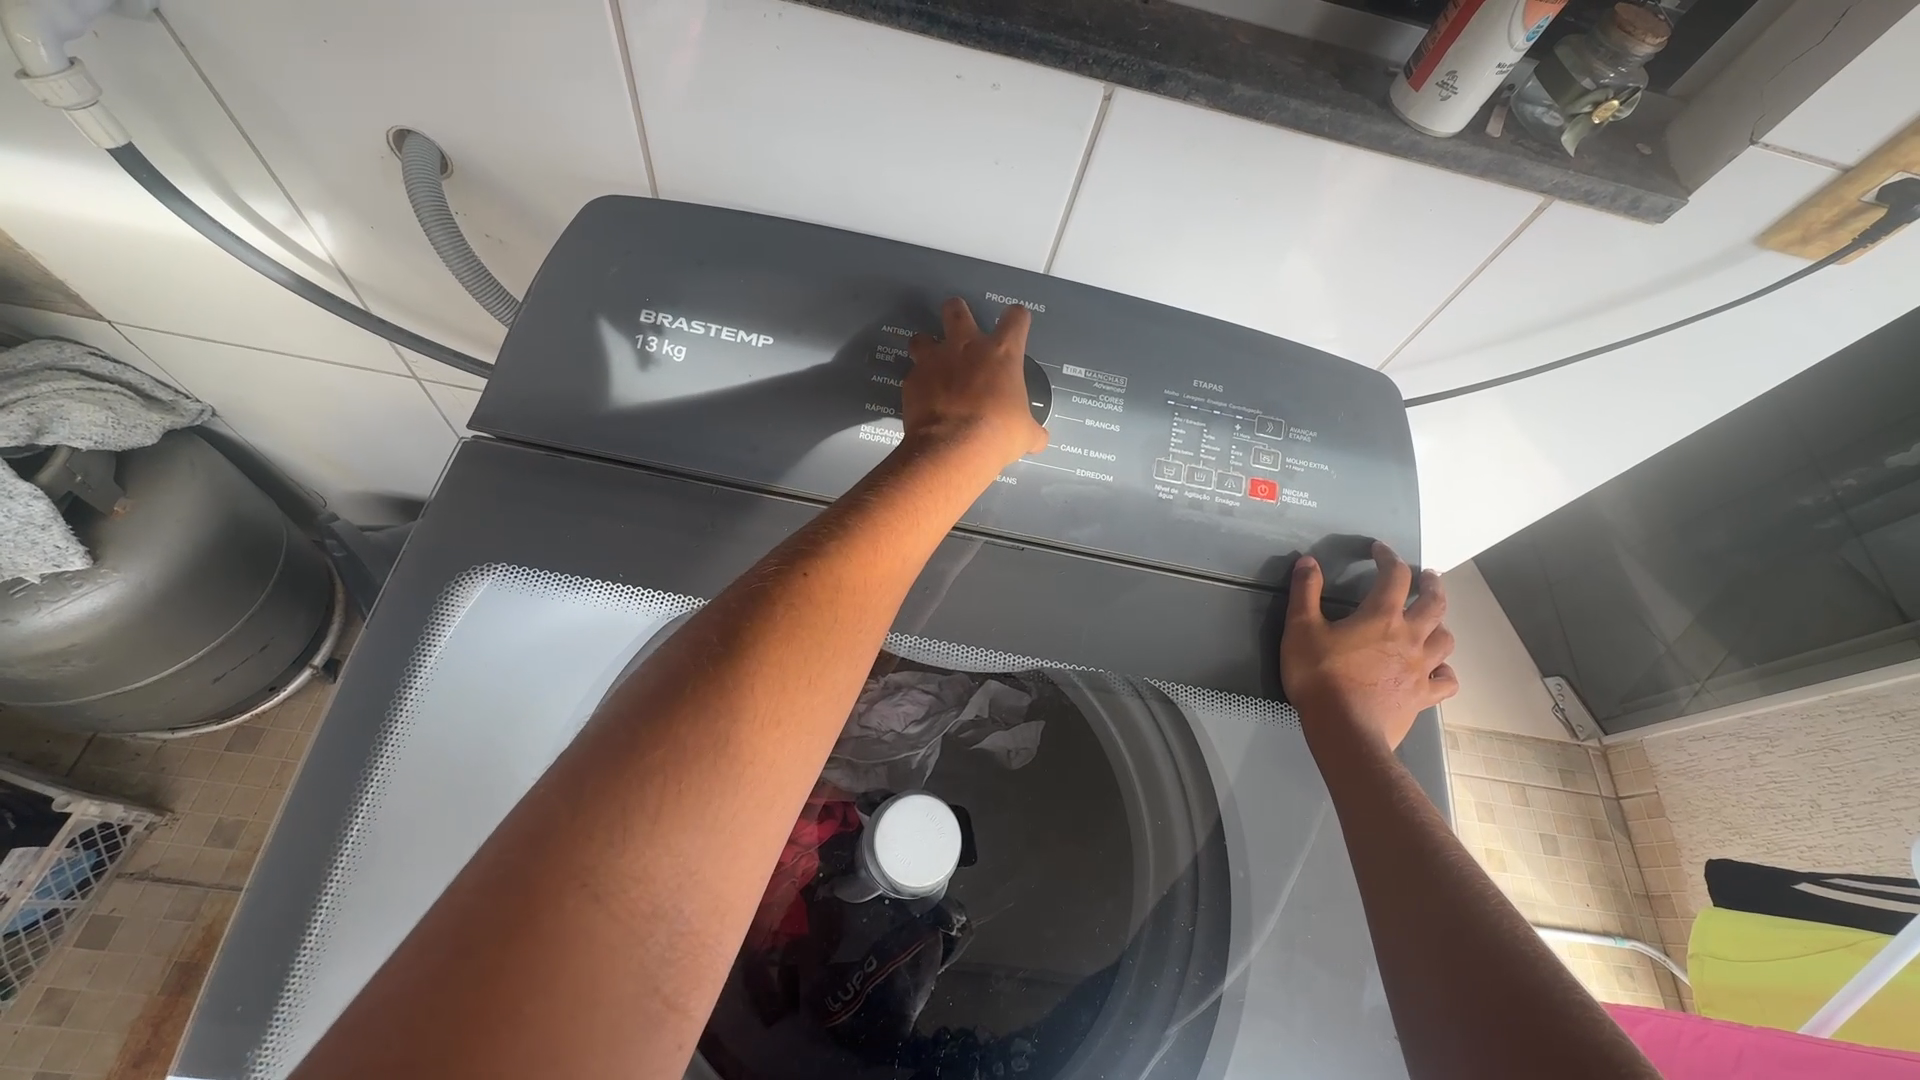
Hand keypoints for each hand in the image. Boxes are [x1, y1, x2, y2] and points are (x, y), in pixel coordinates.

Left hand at [903, 298, 1048, 469]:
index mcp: (1002, 353)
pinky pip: (913, 374)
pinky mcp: (912, 380)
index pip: (1015, 318)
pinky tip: (922, 397)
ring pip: (922, 336)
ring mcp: (934, 360)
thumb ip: (1031, 429)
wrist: (954, 448)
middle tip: (959, 325)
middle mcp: (966, 347)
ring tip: (931, 361)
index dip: (1016, 318)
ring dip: (926, 345)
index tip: (1016, 322)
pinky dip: (918, 383)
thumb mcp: (1025, 433)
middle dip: (957, 312)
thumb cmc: (998, 435)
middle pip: (956, 309)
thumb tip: (1037, 439)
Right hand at [1282, 542, 1457, 752]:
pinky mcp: (1424, 696)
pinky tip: (1436, 669)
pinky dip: (1445, 670)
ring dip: (1440, 624)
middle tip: (1428, 576)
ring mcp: (1421, 668)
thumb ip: (1305, 592)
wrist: (1343, 729)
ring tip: (1431, 621)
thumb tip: (1308, 561)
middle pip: (1435, 603)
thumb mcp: (1300, 629)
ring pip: (1445, 639)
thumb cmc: (1319, 676)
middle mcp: (1410, 637)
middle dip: (1431, 584)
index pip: (1393, 576)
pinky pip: (1447, 680)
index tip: (1379, 549)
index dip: (1387, 557)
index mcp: (1381, 616)